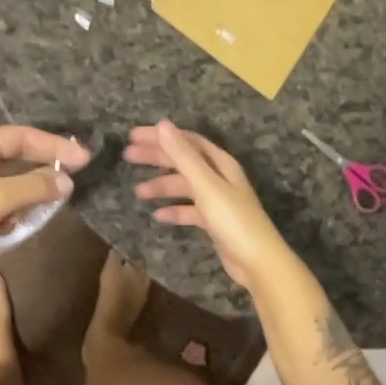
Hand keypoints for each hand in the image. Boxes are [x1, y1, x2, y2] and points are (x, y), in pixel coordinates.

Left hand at [0, 126, 91, 286]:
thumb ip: (34, 187)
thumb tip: (67, 182)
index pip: (21, 137)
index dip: (55, 146)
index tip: (85, 159)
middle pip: (16, 162)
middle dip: (42, 176)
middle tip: (72, 185)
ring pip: (9, 190)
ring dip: (24, 203)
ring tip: (38, 215)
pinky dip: (7, 220)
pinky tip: (7, 232)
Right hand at [127, 120, 294, 288]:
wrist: (257, 260)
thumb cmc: (233, 220)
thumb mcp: (206, 185)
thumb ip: (183, 156)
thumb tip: (163, 124)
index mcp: (221, 164)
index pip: (187, 141)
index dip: (161, 136)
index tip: (133, 136)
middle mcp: (220, 178)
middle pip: (184, 162)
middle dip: (157, 158)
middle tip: (128, 156)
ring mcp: (218, 201)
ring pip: (185, 187)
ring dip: (162, 186)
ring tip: (139, 192)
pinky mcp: (215, 222)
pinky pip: (190, 211)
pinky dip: (175, 211)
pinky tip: (159, 216)